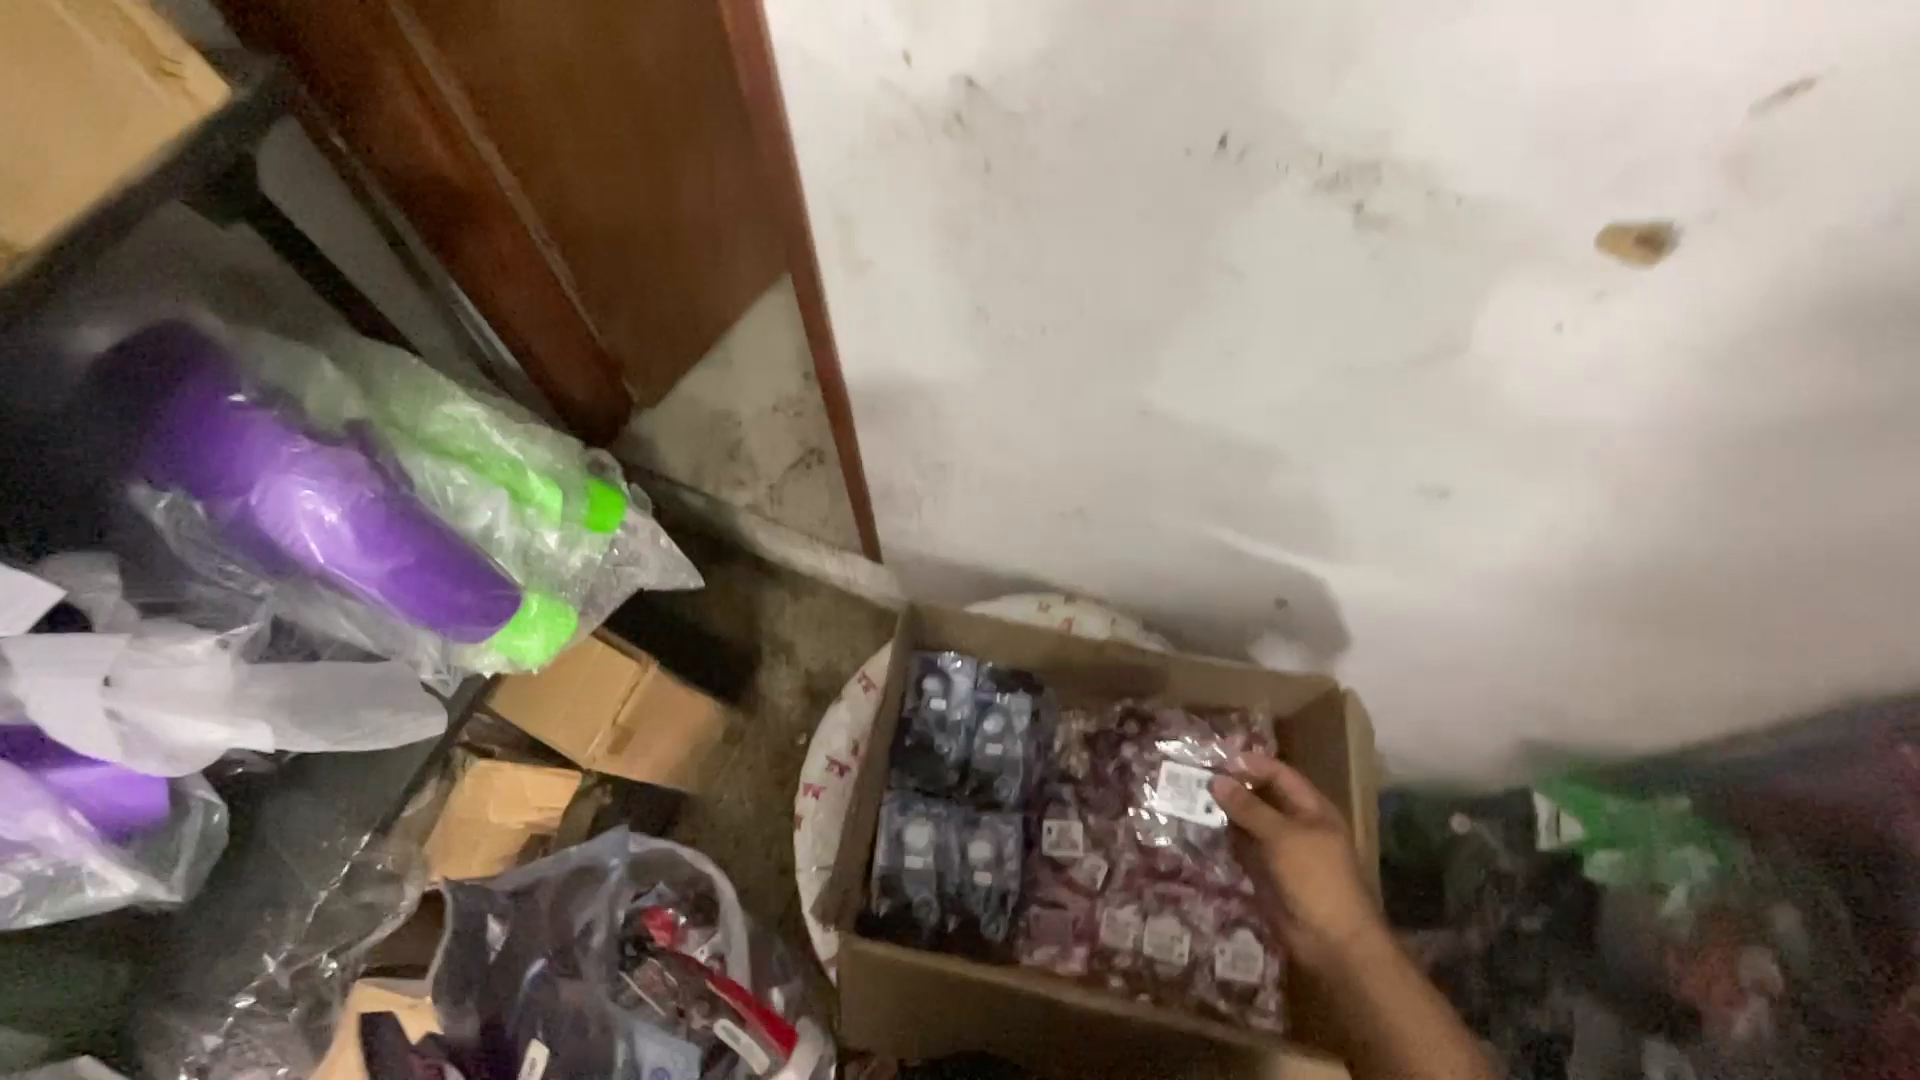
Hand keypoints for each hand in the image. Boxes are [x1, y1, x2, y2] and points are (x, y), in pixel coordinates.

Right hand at [1210, 754, 1389, 976]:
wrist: (1332, 941)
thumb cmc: (1316, 878)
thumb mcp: (1283, 836)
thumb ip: (1249, 807)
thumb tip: (1216, 781)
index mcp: (1311, 809)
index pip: (1279, 774)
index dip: (1251, 764)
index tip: (1217, 759)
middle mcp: (1296, 824)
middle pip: (1262, 796)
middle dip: (1233, 787)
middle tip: (1196, 777)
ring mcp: (1280, 850)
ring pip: (1248, 822)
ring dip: (1224, 812)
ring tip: (1190, 799)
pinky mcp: (1266, 872)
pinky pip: (1242, 848)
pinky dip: (1224, 838)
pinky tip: (1200, 829)